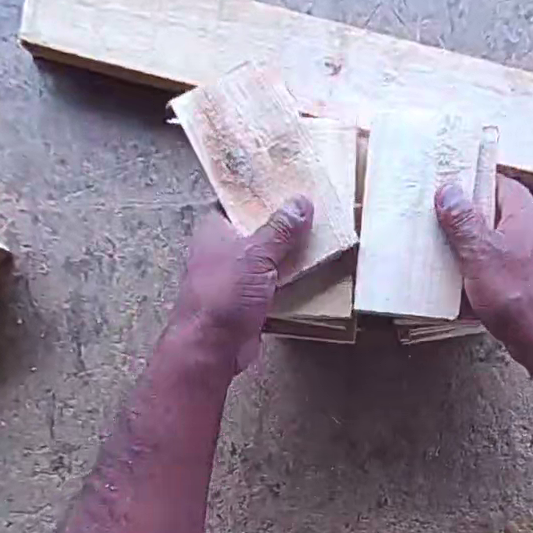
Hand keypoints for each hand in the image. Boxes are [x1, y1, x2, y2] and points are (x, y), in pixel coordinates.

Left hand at [168, 196, 313, 373]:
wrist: (212, 347)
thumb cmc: (225, 293)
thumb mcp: (256, 254)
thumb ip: (280, 229)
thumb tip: (301, 202)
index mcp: (214, 230)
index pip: (236, 202)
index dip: (260, 193)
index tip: (289, 185)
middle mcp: (221, 251)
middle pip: (255, 231)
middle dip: (281, 226)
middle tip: (315, 211)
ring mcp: (233, 279)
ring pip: (265, 260)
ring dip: (287, 256)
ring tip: (320, 238)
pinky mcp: (246, 303)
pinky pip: (270, 286)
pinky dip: (286, 282)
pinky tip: (310, 273)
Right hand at [436, 176, 532, 363]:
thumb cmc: (514, 294)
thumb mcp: (480, 255)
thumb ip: (463, 222)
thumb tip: (449, 189)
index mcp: (526, 213)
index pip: (499, 182)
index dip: (473, 181)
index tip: (447, 187)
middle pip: (499, 210)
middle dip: (470, 215)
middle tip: (440, 220)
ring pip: (501, 237)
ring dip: (476, 243)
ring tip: (448, 250)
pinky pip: (505, 261)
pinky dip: (486, 265)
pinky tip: (468, 279)